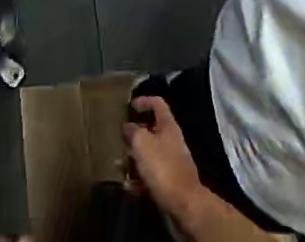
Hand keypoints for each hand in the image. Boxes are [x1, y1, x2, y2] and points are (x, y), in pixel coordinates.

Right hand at [122, 96, 205, 215]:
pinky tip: (129, 187)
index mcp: (168, 126)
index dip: (144, 101)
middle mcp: (172, 141)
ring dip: (135, 159)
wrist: (184, 204)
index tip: (130, 106)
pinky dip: (140, 180)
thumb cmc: (162, 166)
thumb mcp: (141, 143)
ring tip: (120, 166)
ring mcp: (173, 162)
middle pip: (152, 131)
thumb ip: (132, 131)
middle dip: (135, 135)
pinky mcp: (171, 182)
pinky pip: (152, 176)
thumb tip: (127, 127)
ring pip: (150, 155)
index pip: (158, 103)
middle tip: (121, 139)